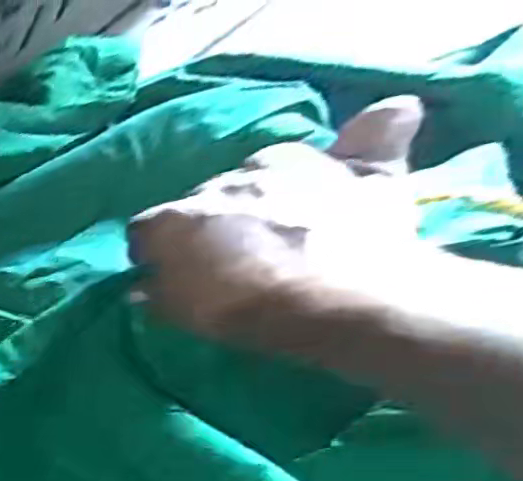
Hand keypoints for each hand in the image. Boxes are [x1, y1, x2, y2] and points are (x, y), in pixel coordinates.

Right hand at [127, 96, 430, 348]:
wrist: (333, 300)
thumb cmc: (239, 311)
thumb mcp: (178, 313)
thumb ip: (159, 290)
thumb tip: (147, 283)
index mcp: (176, 217)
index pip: (147, 227)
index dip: (154, 250)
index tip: (164, 271)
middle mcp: (229, 178)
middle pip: (210, 193)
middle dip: (214, 217)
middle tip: (228, 252)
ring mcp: (298, 162)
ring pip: (272, 164)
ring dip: (271, 186)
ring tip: (284, 217)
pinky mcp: (364, 160)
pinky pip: (376, 126)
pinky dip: (369, 134)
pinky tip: (366, 142)